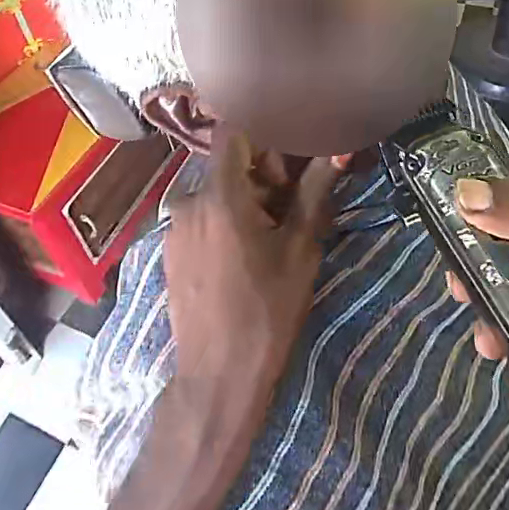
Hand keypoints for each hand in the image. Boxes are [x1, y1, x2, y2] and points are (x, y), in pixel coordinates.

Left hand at [165, 127, 346, 394]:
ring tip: (267, 243)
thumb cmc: (267, 310)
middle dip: (259, 179)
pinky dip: (222, 223)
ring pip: (213, 194)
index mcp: (218, 194)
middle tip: (287, 215)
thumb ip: (315, 191)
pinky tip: (240, 261)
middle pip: (226, 166)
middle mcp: (187, 202)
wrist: (218, 376)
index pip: (233, 134)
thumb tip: (340, 149)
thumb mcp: (299, 248)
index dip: (263, 144)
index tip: (286, 176)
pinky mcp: (168, 251)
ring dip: (243, 203)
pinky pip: (199, 218)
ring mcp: (172, 228)